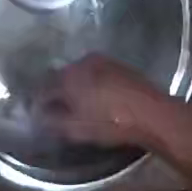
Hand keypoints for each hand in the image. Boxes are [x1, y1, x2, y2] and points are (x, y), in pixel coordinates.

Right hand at [43, 55, 180, 148]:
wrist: (153, 114)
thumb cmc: (111, 123)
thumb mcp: (76, 129)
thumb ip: (52, 121)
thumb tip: (39, 116)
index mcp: (67, 77)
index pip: (43, 89)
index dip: (38, 103)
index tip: (38, 115)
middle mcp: (81, 63)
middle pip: (60, 78)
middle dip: (56, 93)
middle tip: (57, 111)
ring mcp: (102, 61)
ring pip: (79, 74)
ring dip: (75, 87)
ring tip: (78, 105)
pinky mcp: (119, 65)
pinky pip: (96, 73)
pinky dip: (91, 83)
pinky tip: (98, 98)